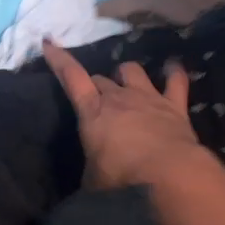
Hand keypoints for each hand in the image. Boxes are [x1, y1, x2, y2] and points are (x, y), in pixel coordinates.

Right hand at [42, 38, 220, 189]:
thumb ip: (90, 169)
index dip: (59, 60)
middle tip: (97, 101)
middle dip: (97, 86)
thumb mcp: (93, 181)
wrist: (169, 176)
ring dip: (127, 74)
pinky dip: (173, 73)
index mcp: (92, 113)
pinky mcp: (175, 105)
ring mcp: (148, 98)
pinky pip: (175, 80)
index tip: (49, 43)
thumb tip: (91, 178)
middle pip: (102, 79)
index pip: (71, 77)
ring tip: (127, 82)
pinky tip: (173, 68)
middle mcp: (119, 98)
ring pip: (133, 70)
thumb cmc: (122, 181)